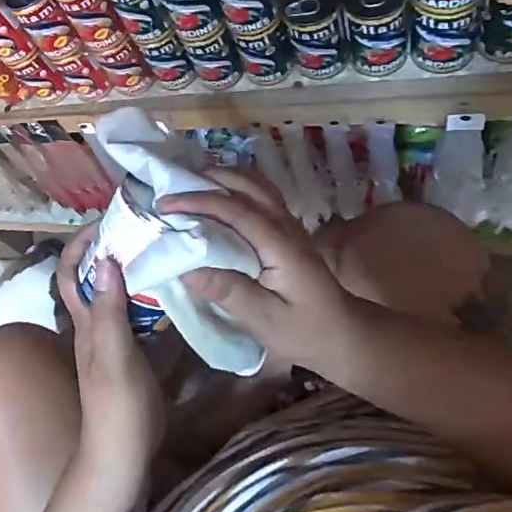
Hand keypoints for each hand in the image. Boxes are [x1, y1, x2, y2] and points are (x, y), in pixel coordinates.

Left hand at [56, 222, 164, 497]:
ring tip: (152, 251)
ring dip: (124, 270)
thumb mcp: (116, 354)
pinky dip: (140, 296)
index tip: (106, 222)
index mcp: (84, 323)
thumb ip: (109, 310)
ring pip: (109, 295)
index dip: (80, 244)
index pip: (69, 272)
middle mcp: (90, 327)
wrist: (121, 458)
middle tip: (137, 230)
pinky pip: (128, 314)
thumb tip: (104, 259)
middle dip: (104, 249)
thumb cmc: (118, 407)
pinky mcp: (126, 355)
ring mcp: (107, 342)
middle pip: (87, 278)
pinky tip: (163, 293)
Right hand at [158, 170, 373, 376]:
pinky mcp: (287, 228)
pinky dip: (234, 185)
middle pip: (247, 184)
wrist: (346, 334)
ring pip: (255, 183)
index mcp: (280, 245)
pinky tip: (217, 196)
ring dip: (222, 178)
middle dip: (207, 180)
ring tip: (189, 187)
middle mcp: (286, 225)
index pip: (236, 210)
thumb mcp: (265, 321)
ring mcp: (289, 223)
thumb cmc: (306, 331)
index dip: (198, 202)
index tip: (166, 205)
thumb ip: (228, 291)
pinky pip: (259, 193)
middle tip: (172, 189)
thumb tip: (186, 267)